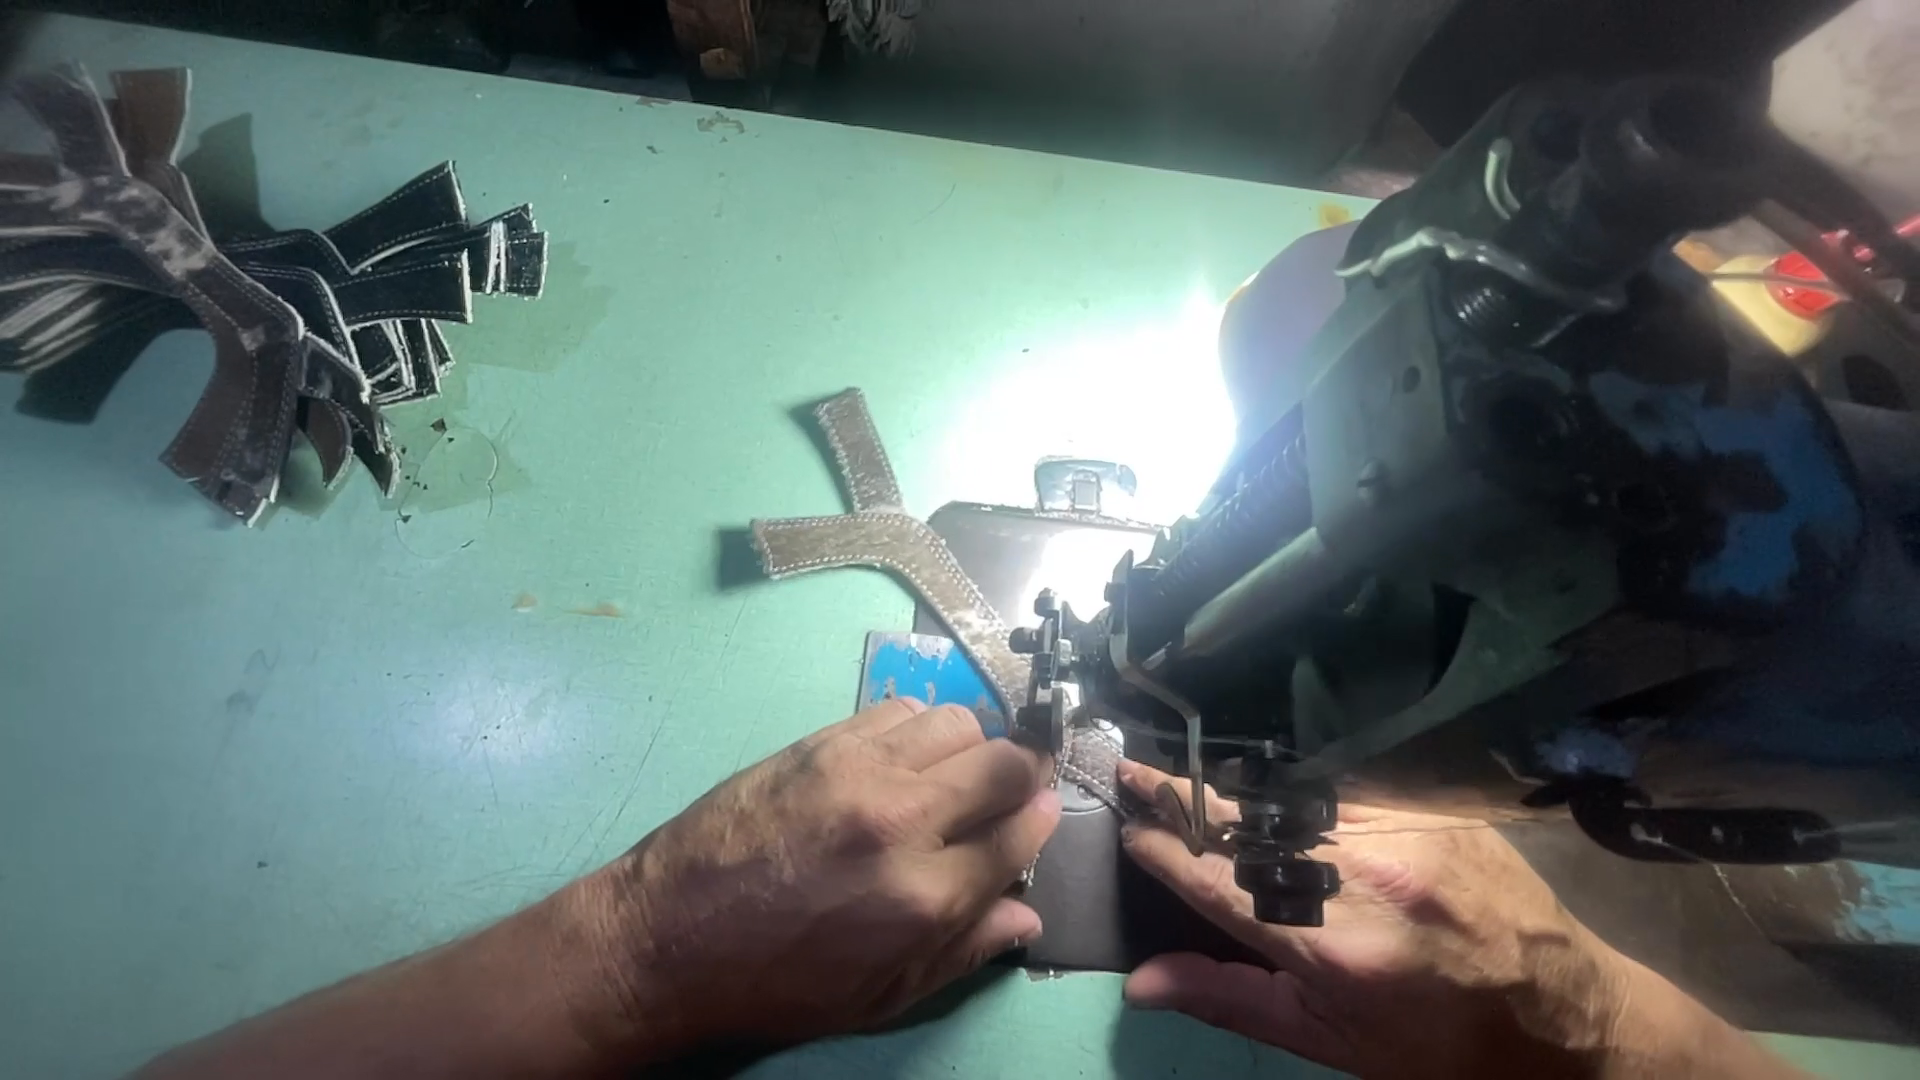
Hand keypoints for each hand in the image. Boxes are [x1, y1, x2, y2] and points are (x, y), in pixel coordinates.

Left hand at [579, 698, 1060, 1059]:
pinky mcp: (825, 739)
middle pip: (1003, 762)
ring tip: (955, 768)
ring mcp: (862, 768)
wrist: (671, 932)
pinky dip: (919, 727)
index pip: (1019, 834)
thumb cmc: (780, 978)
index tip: (1041, 811)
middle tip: (1013, 783)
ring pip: (958, 721)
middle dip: (1024, 770)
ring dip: (973, 743)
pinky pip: (901, 708)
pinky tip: (903, 755)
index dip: (1041, 819)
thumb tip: (1029, 915)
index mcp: (924, 895)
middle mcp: (905, 819)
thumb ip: (964, 951)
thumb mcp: (880, 996)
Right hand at [1118, 760, 1625, 1079]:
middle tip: (1131, 772)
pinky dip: (1287, 794)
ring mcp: (1394, 831)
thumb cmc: (1431, 1042)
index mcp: (1329, 946)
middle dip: (1177, 796)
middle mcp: (1356, 877)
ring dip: (1227, 792)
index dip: (1162, 851)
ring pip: (1281, 798)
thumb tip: (1138, 985)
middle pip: (1241, 822)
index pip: (1215, 881)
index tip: (1128, 830)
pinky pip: (1332, 789)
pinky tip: (1266, 794)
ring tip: (1182, 781)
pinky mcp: (1420, 807)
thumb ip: (1226, 999)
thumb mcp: (1327, 1039)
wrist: (1562, 1012)